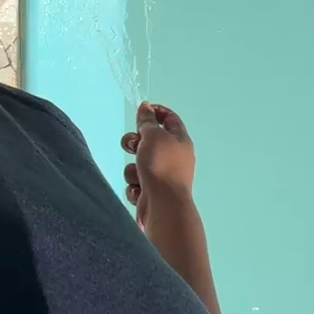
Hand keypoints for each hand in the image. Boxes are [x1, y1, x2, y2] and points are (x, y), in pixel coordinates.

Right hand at [121, 101, 195, 227]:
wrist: (163, 206)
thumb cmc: (161, 166)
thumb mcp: (153, 136)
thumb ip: (147, 121)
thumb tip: (146, 107)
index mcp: (180, 141)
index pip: (170, 119)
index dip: (155, 111)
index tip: (140, 111)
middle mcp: (173, 158)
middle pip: (149, 140)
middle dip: (136, 141)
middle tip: (134, 145)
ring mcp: (162, 176)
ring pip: (139, 162)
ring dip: (133, 167)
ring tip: (138, 174)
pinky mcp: (152, 192)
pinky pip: (136, 181)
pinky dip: (135, 184)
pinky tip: (139, 190)